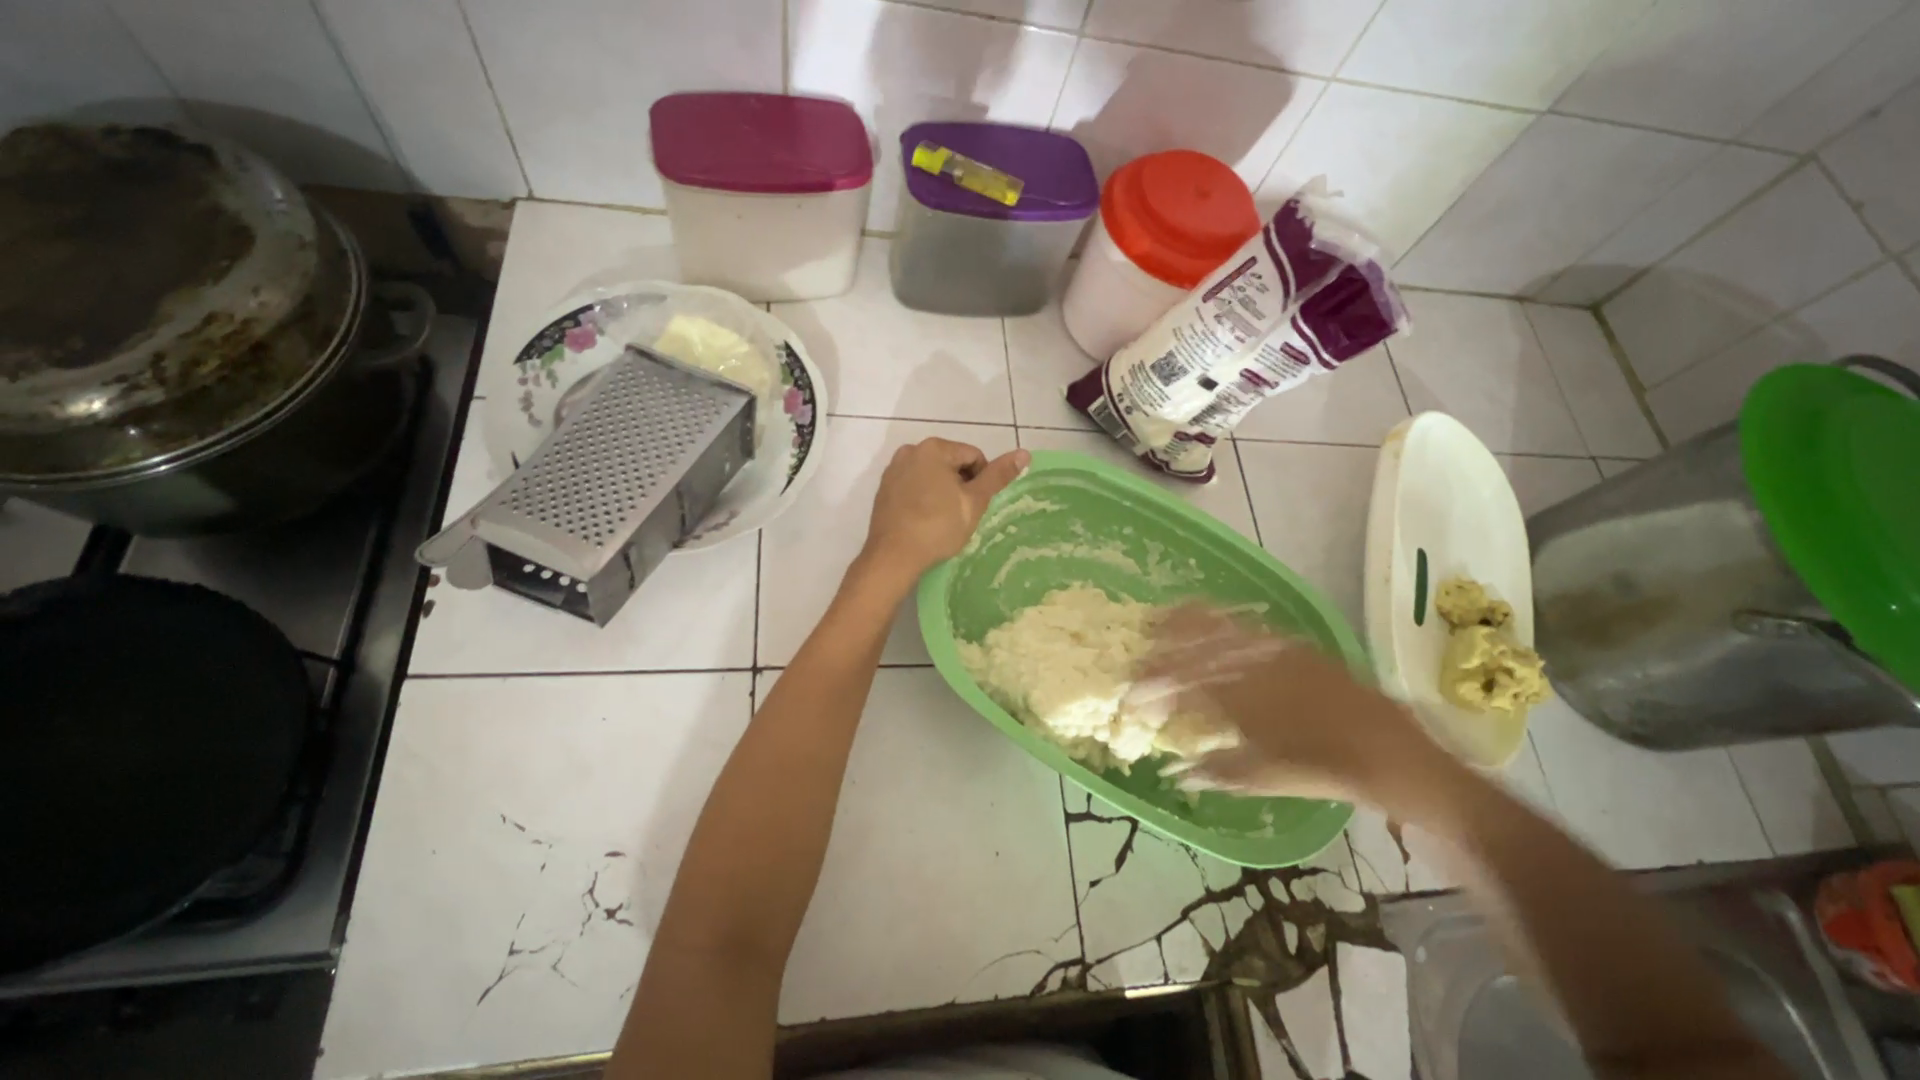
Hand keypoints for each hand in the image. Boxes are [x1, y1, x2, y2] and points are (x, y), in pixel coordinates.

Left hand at [859, 438, 1028, 584]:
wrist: (893, 556)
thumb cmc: (938, 527)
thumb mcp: (974, 502)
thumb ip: (998, 476)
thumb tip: (1024, 453)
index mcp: (934, 448)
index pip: (974, 456)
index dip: (981, 481)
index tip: (975, 506)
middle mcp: (910, 450)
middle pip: (951, 463)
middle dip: (961, 484)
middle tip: (961, 514)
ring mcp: (893, 469)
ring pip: (931, 474)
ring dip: (943, 491)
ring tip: (943, 518)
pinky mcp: (884, 488)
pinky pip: (913, 485)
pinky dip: (923, 497)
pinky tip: (925, 519)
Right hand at [1137, 605, 1445, 803]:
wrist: (1403, 760)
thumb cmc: (1334, 776)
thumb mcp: (1273, 781)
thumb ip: (1222, 772)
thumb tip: (1179, 773)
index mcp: (1246, 700)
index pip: (1185, 684)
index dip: (1155, 684)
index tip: (1134, 691)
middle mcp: (1261, 668)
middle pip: (1203, 641)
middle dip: (1169, 636)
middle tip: (1144, 633)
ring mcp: (1286, 655)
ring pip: (1229, 629)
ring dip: (1196, 623)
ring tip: (1171, 616)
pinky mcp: (1307, 652)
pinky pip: (1259, 631)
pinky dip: (1233, 625)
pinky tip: (1227, 626)